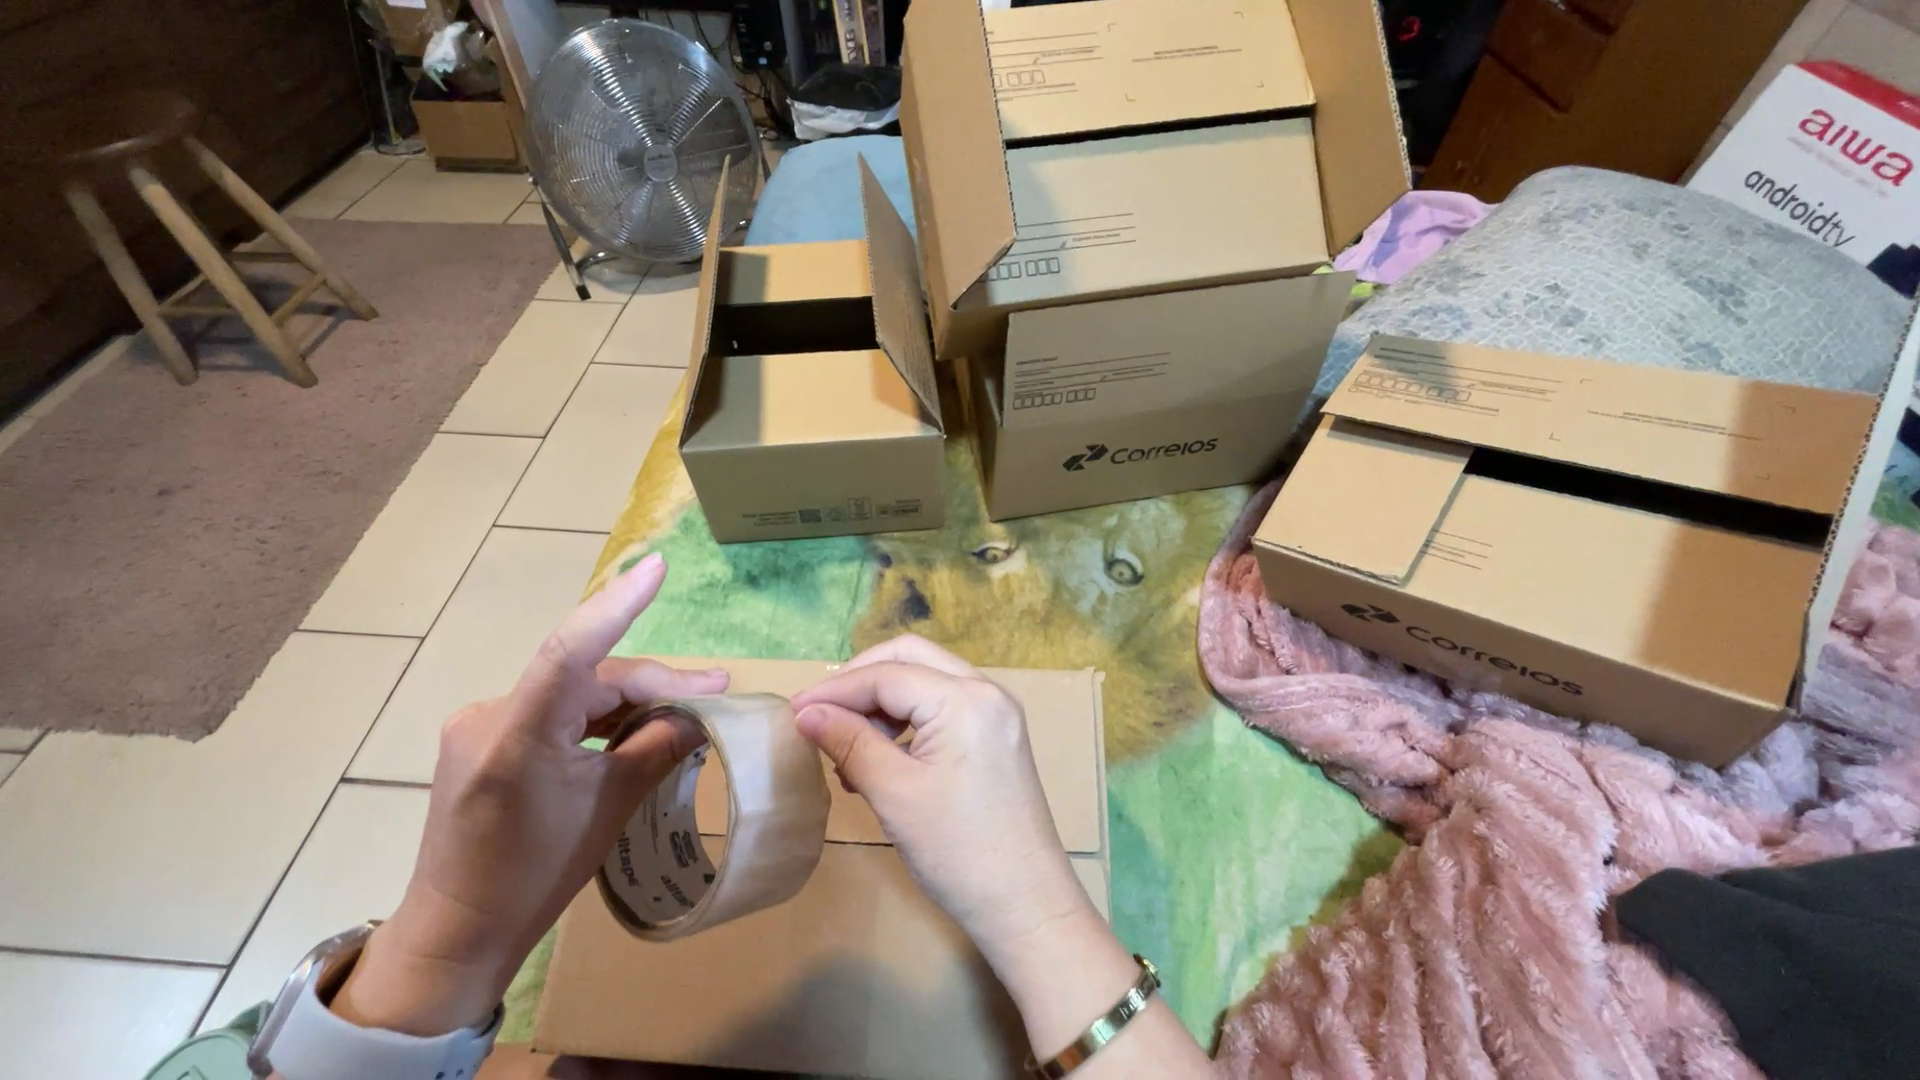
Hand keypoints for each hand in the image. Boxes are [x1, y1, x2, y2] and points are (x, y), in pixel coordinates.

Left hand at [331, 553, 727, 1035]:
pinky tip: (634, 727)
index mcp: (518, 736)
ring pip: (574, 693)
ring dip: (629, 700)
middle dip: (654, 684)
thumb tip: (698, 715)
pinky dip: (598, 716)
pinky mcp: (484, 738)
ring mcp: (482, 724)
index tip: (658, 569)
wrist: (456, 931)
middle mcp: (490, 715)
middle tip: (715, 690)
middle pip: (588, 677)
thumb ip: (655, 748)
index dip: (616, 606)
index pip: (569, 652)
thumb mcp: (610, 808)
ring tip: (687, 710)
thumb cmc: (535, 878)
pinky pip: (554, 711)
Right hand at [787, 635, 1093, 971]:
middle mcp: (987, 691)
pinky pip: (943, 707)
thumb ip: (849, 742)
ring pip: (926, 680)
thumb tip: (806, 713)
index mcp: (965, 698)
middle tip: (820, 714)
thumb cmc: (957, 851)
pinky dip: (907, 720)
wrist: (1025, 905)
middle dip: (860, 680)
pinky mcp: (997, 736)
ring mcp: (996, 713)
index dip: (835, 690)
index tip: (792, 712)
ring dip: (883, 702)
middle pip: (910, 659)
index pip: (886, 675)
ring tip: (848, 748)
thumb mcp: (894, 793)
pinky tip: (881, 758)